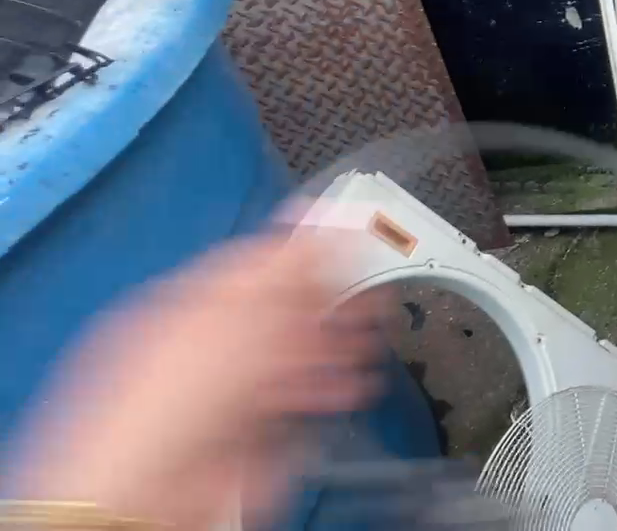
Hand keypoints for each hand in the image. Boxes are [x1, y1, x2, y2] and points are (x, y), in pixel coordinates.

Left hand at [3, 236, 386, 530]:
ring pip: (306, 347)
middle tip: (372, 292)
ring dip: (344, 341)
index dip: (312, 250)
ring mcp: (231, 385)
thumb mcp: (238, 307)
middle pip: (291, 304)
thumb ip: (286, 257)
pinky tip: (350, 382)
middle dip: (336, 299)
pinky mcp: (259, 420)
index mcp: (186, 304)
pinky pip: (310, 388)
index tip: (354, 243)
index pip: (261, 260)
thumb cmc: (172, 399)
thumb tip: (320, 212)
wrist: (159, 489)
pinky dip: (338, 382)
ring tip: (367, 340)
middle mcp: (208, 342)